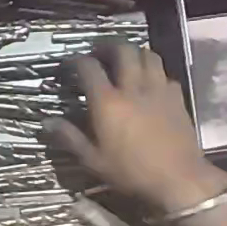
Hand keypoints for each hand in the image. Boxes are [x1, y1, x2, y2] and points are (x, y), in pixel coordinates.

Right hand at [46, 39, 226, 215]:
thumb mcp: (94, 161)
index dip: (76, 61)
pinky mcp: (177, 98)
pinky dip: (155, 73)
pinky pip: (165, 75)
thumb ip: (70, 138)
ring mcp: (158, 90)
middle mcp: (133, 88)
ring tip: (126, 61)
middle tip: (99, 53)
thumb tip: (48, 122)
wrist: (178, 178)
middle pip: (122, 51)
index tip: (70, 64)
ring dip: (134, 53)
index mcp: (108, 102)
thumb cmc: (131, 172)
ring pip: (147, 55)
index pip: (89, 68)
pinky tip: (151, 84)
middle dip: (107, 46)